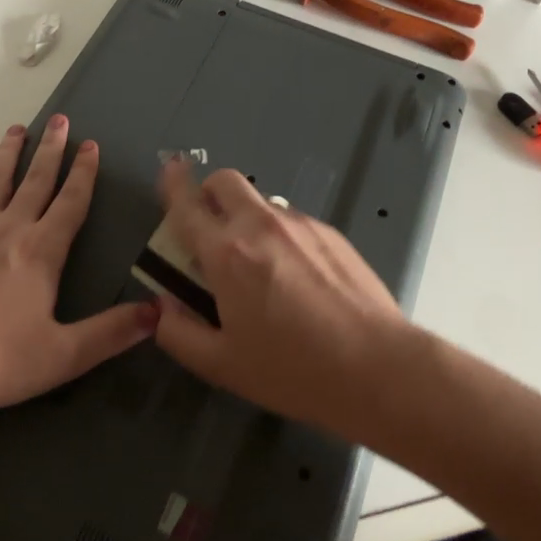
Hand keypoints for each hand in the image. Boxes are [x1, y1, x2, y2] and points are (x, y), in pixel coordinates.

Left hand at [0, 117, 157, 427]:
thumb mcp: (64, 356)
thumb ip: (111, 332)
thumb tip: (158, 312)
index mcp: (41, 253)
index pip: (70, 203)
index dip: (83, 174)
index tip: (91, 146)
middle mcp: (7, 232)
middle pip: (34, 182)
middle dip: (50, 150)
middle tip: (60, 120)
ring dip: (8, 155)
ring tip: (16, 130)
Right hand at [152, 159, 410, 439]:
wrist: (378, 368)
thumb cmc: (293, 370)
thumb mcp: (222, 365)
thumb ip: (179, 333)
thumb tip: (162, 308)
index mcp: (226, 253)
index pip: (187, 204)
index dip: (172, 183)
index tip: (168, 170)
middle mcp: (261, 225)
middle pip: (225, 182)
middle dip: (209, 192)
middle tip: (209, 227)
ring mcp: (301, 225)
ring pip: (261, 202)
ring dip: (247, 218)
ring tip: (259, 266)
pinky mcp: (332, 234)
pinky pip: (293, 222)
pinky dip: (281, 236)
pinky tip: (297, 280)